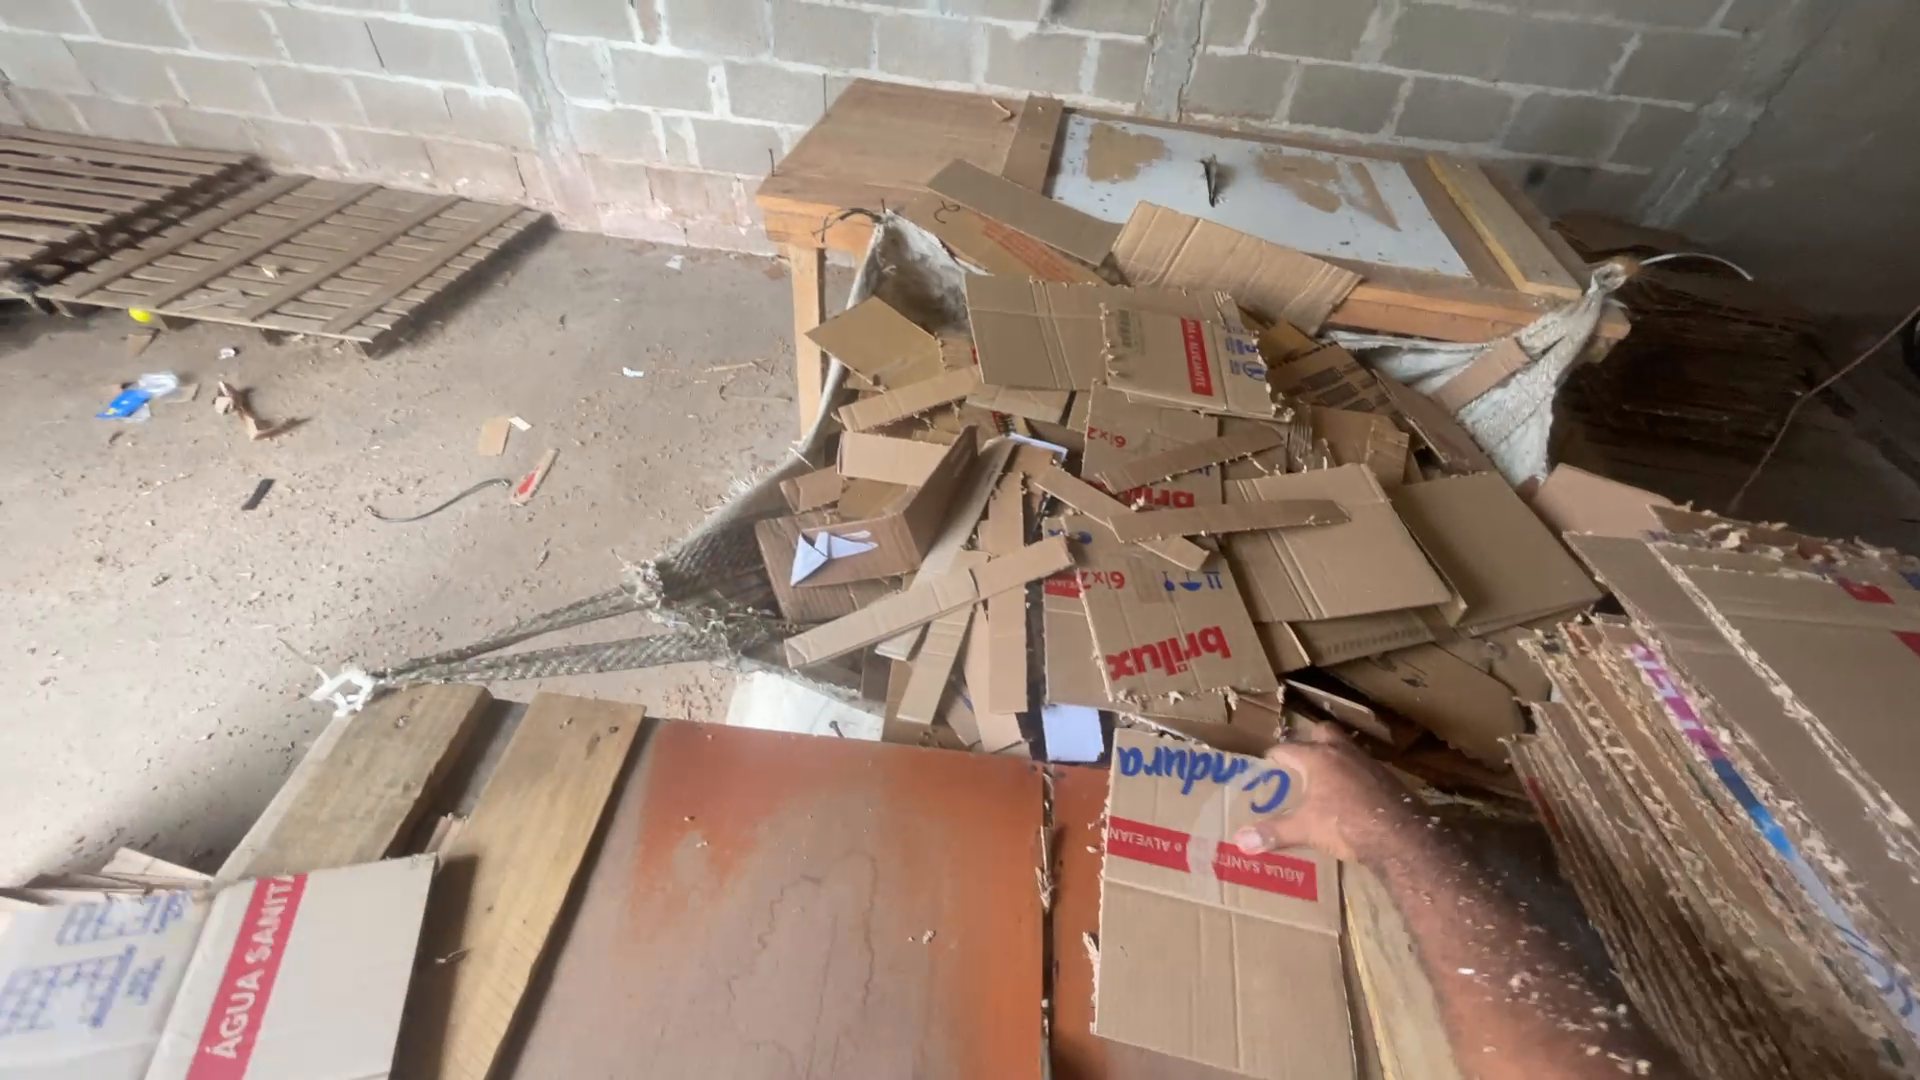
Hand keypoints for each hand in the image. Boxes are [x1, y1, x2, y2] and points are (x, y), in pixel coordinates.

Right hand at [1231, 720, 1418, 863]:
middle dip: (1311, 741)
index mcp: (1317, 758)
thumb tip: (1240, 842)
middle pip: (1323, 733)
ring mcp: (1369, 764)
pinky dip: (1357, 778)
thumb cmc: (1346, 824)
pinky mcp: (1390, 780)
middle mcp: (1342, 753)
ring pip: (1348, 750)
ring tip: (1327, 780)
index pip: (1286, 749)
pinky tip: (1354, 798)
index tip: (1266, 766)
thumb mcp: (1305, 829)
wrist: (1402, 838)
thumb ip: (1274, 832)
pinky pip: (1367, 770)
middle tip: (1302, 761)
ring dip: (1337, 759)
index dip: (1274, 757)